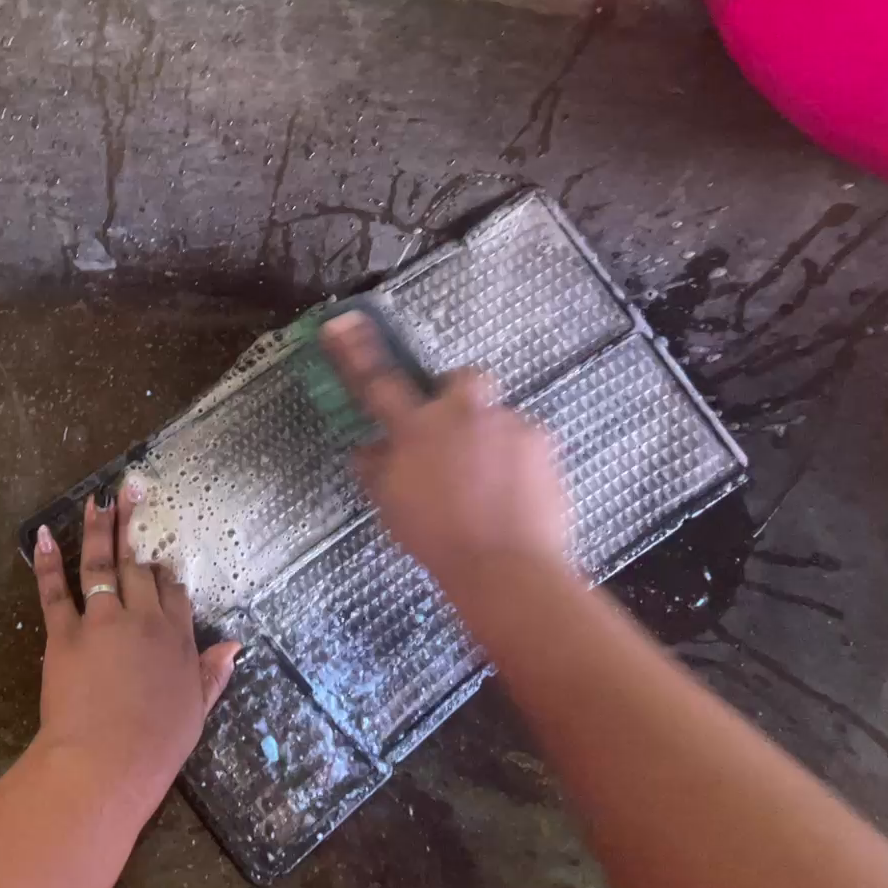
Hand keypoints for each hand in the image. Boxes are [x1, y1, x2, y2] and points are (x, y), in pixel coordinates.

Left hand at [29, 482, 241, 813]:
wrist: (106, 763)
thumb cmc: (156, 745)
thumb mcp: (196, 711)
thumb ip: (212, 673)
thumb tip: (234, 644)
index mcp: (175, 638)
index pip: (173, 587)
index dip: (166, 559)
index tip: (160, 534)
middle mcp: (141, 619)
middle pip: (139, 564)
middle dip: (136, 524)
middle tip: (132, 489)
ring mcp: (102, 622)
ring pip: (100, 564)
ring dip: (99, 528)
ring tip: (98, 499)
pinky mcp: (64, 633)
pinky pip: (55, 591)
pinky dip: (48, 562)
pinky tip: (45, 533)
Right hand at [319, 311, 571, 586]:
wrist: (508, 567)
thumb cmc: (435, 535)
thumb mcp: (388, 504)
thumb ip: (376, 468)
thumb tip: (370, 448)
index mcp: (416, 428)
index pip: (378, 381)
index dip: (355, 350)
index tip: (340, 320)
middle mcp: (464, 415)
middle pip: (464, 379)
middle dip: (457, 396)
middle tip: (450, 431)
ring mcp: (511, 427)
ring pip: (497, 418)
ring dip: (488, 439)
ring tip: (485, 484)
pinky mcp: (546, 448)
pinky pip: (526, 444)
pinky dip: (516, 463)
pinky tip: (510, 496)